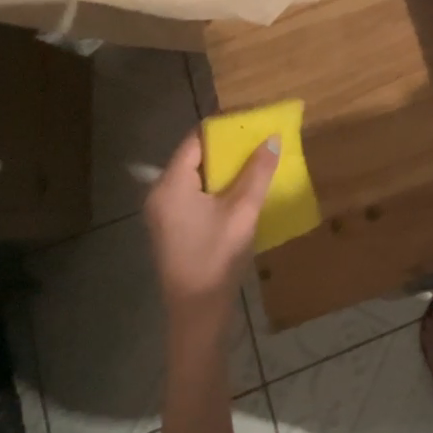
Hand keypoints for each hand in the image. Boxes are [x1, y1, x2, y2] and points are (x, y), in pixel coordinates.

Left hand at [144, 131, 278, 313]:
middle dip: (228, 146)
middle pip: (195, 156)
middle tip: (259, 138)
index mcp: (171, 185)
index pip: (196, 140)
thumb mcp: (242, 212)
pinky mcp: (172, 225)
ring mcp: (164, 211)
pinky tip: (242, 188)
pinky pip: (194, 192)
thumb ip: (257, 172)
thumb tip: (272, 138)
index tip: (252, 119)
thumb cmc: (217, 257)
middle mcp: (160, 193)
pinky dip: (217, 184)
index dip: (224, 127)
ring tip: (256, 159)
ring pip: (196, 175)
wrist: (197, 312)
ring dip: (225, 166)